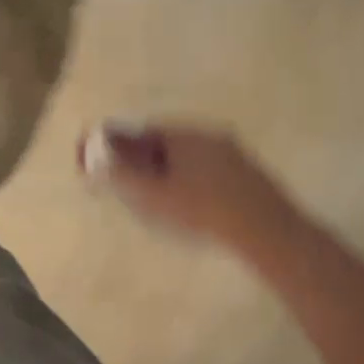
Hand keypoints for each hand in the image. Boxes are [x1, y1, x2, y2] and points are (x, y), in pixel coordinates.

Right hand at [83, 123, 303, 249]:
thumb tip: (96, 163)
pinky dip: (188, 183)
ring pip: (188, 159)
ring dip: (165, 174)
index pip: (141, 131)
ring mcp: (235, 155)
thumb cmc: (201, 210)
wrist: (267, 232)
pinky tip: (186, 208)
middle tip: (124, 184)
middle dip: (140, 160)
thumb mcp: (151, 196)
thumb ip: (119, 176)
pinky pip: (207, 172)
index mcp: (186, 134)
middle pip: (164, 144)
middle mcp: (211, 136)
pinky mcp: (250, 176)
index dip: (116, 146)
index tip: (102, 165)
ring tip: (152, 200)